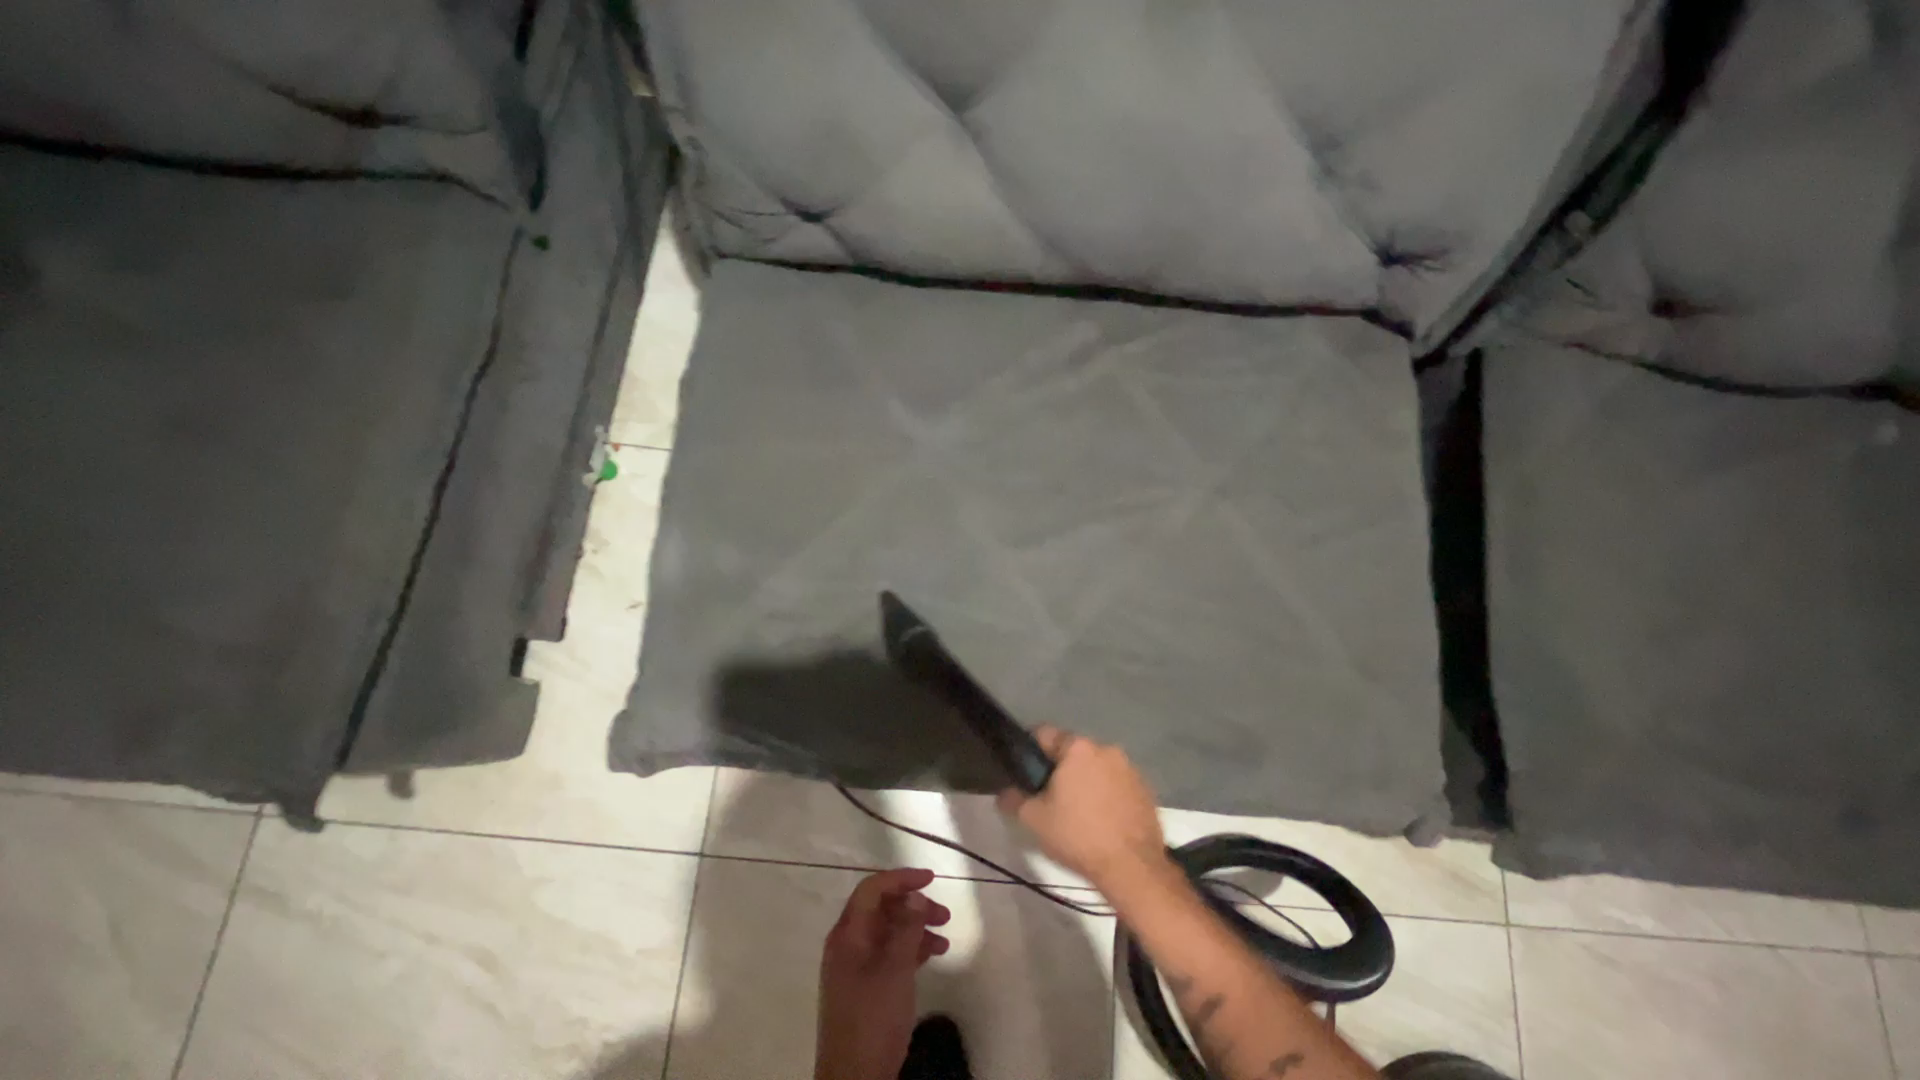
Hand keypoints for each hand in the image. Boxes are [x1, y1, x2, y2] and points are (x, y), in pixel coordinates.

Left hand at [815, 867, 951, 1079]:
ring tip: (944, 939)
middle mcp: (847, 944)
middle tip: (944, 915)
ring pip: (887, 932)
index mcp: (848, 935)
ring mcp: (854, 966)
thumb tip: (914, 894)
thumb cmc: (873, 1019)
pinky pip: (888, 954)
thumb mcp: (895, 970)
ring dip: (914, 929)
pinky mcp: (864, 987)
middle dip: (912, 905)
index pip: (872, 890)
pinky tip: (932, 956)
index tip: (931, 879)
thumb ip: (906, 929)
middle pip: (880, 909)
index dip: (901, 879)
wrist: (853, 1078)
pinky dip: (909, 950)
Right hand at [997, 726, 1168, 890]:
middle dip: (1059, 769)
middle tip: (1048, 798)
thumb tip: (1004, 792)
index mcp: (1078, 748)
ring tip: (1076, 812)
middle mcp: (1106, 749)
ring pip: (1096, 768)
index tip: (1023, 774)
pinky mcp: (1146, 790)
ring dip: (1085, 782)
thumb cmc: (1078, 836)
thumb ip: (1013, 799)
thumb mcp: (1034, 819)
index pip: (1044, 734)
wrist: (1132, 867)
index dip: (1029, 752)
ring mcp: (1130, 769)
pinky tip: (1101, 821)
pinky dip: (1106, 795)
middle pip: (1073, 752)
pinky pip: (1116, 784)